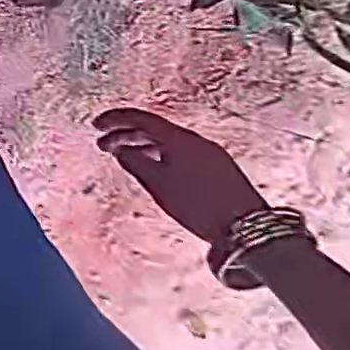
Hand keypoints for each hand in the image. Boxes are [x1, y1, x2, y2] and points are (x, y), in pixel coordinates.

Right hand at [92, 107, 267, 242]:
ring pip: (167, 142)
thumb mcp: (158, 184)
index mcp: (178, 138)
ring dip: (142, 146)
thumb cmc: (202, 206)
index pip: (139, 117)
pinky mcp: (219, 169)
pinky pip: (181, 153)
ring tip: (126, 157)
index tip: (97, 125)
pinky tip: (154, 168)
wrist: (252, 232)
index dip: (114, 119)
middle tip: (104, 144)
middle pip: (152, 129)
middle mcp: (195, 140)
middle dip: (125, 134)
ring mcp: (210, 155)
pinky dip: (161, 155)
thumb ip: (135, 162)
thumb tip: (121, 151)